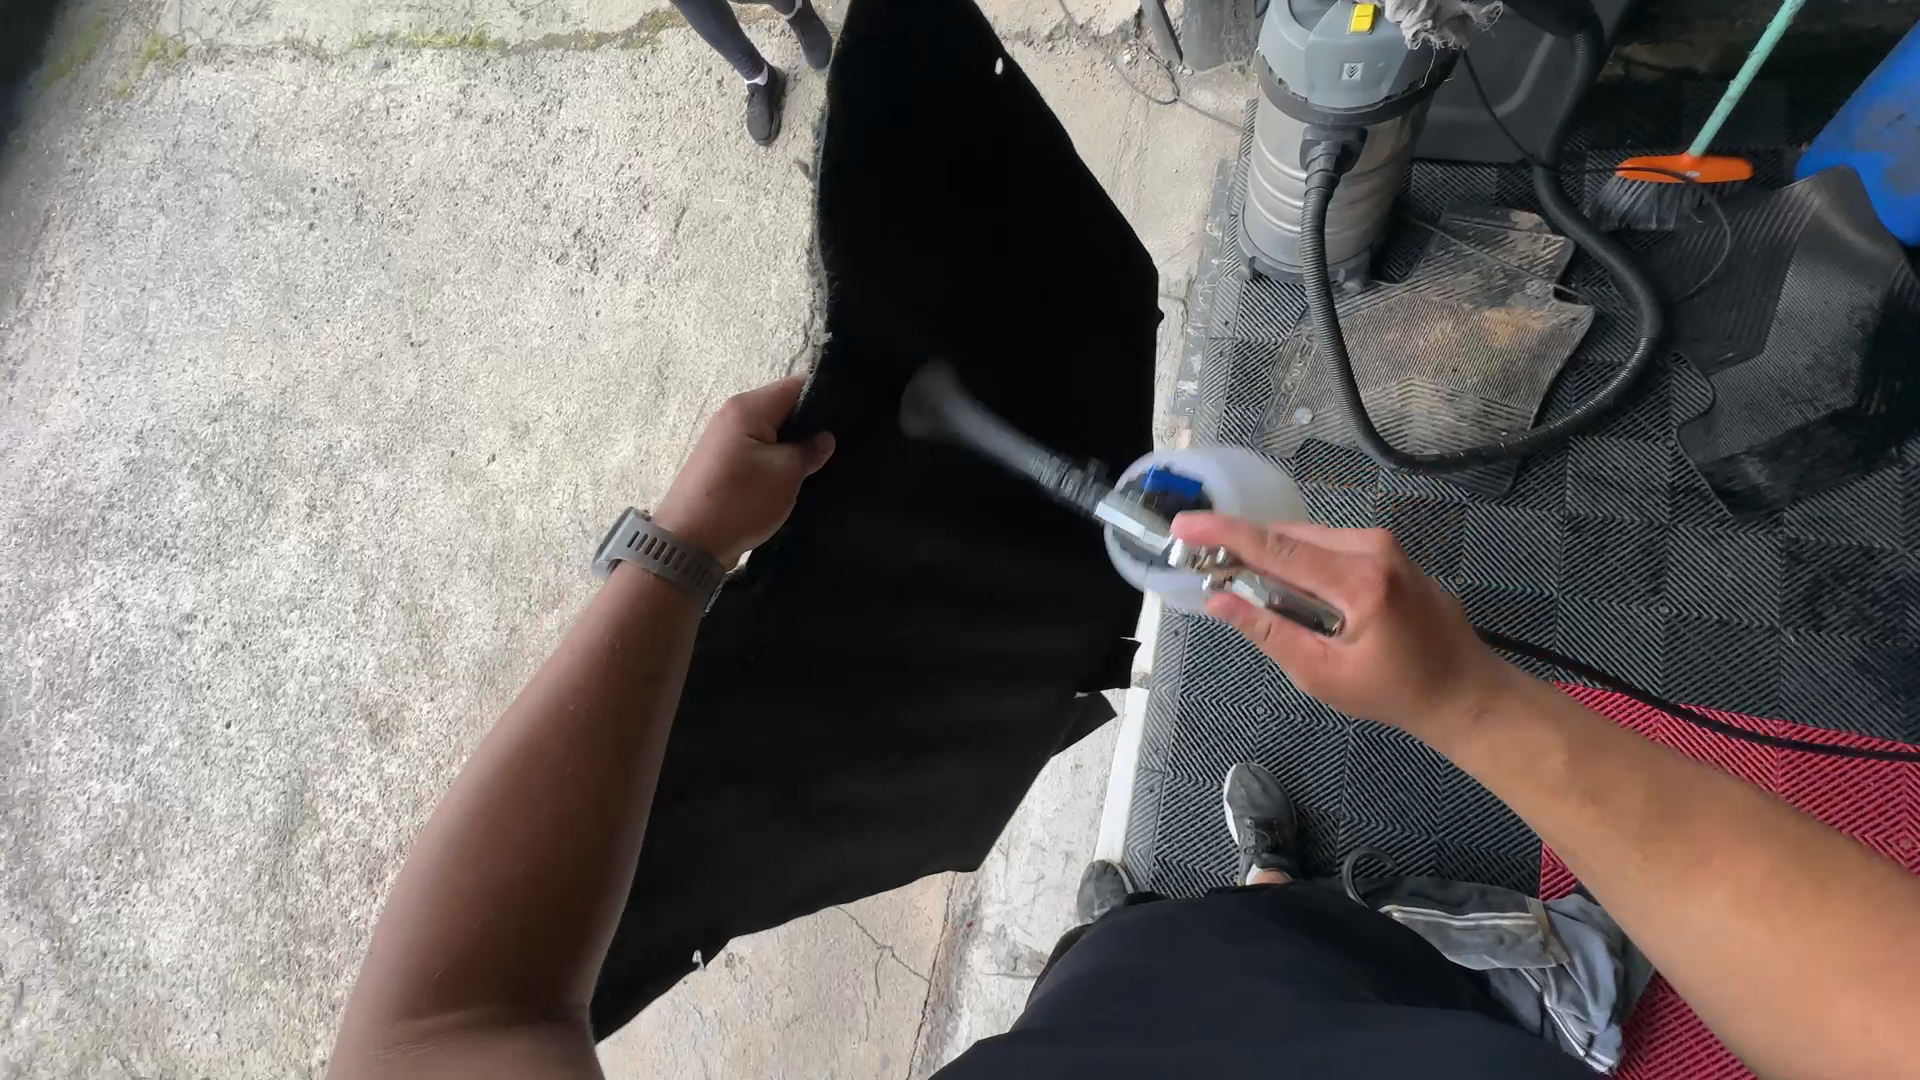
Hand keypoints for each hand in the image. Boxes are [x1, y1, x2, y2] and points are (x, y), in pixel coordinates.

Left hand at [652, 375, 834, 566]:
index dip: (825, 398)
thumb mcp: (786, 474)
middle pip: (783, 407)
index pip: (796, 386)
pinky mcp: (723, 462)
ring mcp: (726, 439)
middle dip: (812, 423)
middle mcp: (733, 415)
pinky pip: (760, 450)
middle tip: (844, 442)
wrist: (690, 542)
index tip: (850, 416)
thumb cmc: (741, 500)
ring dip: (795, 444)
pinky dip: (779, 458)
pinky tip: (798, 474)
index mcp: (748, 407)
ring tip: (825, 460)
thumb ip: (810, 450)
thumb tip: (826, 437)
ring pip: (772, 431)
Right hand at [1170, 513, 1517, 738]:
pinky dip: (1296, 560)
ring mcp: (1383, 545)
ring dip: (1270, 558)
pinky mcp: (1386, 550)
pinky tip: (1288, 588)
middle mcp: (1372, 549)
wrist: (1468, 692)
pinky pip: (1323, 544)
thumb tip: (1216, 601)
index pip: (1275, 547)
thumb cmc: (1395, 693)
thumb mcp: (1322, 675)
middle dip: (1242, 549)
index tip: (1183, 525)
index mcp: (1358, 582)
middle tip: (1208, 572)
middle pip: (1285, 535)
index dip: (1222, 534)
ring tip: (1247, 588)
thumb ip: (1267, 632)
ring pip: (1303, 537)